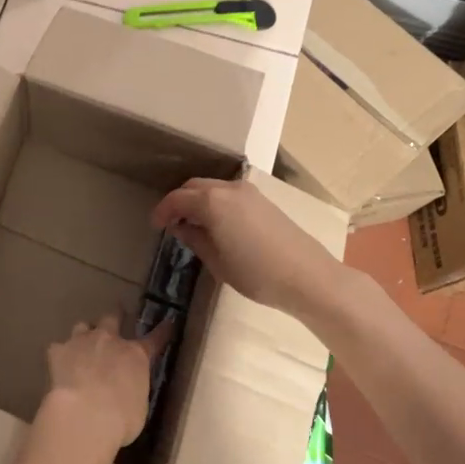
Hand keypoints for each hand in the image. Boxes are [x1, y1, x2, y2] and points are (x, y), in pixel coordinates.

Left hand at [41, 315, 169, 449]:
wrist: (84, 414)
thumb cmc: (121, 419)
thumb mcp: (138, 406)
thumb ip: (132, 389)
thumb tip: (126, 389)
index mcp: (135, 356)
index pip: (154, 340)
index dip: (162, 332)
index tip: (168, 322)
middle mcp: (109, 341)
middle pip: (112, 318)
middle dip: (115, 316)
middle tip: (115, 318)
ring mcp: (81, 341)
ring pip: (83, 326)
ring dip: (84, 334)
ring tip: (82, 345)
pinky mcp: (57, 350)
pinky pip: (58, 348)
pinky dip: (60, 355)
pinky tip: (59, 366)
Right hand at [150, 178, 351, 317]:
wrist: (308, 277)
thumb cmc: (256, 274)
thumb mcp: (217, 262)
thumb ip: (195, 239)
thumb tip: (182, 227)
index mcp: (212, 202)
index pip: (177, 199)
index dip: (163, 211)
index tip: (156, 225)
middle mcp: (228, 189)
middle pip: (194, 186)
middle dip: (180, 201)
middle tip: (172, 222)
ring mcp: (249, 192)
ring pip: (213, 187)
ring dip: (199, 200)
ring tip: (194, 223)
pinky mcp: (264, 201)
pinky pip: (229, 194)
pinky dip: (216, 202)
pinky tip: (218, 223)